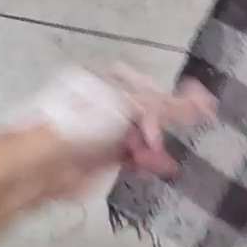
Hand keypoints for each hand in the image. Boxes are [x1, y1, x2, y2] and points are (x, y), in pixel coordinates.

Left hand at [13, 65, 216, 200]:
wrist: (42, 162)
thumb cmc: (82, 122)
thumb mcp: (128, 105)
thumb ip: (167, 106)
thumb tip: (204, 99)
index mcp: (100, 79)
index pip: (141, 83)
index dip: (164, 96)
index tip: (189, 108)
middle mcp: (97, 103)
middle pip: (140, 112)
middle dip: (159, 125)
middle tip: (166, 137)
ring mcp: (96, 132)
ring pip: (135, 137)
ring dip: (153, 146)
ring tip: (165, 159)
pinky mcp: (95, 160)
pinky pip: (126, 158)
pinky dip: (143, 162)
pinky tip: (159, 167)